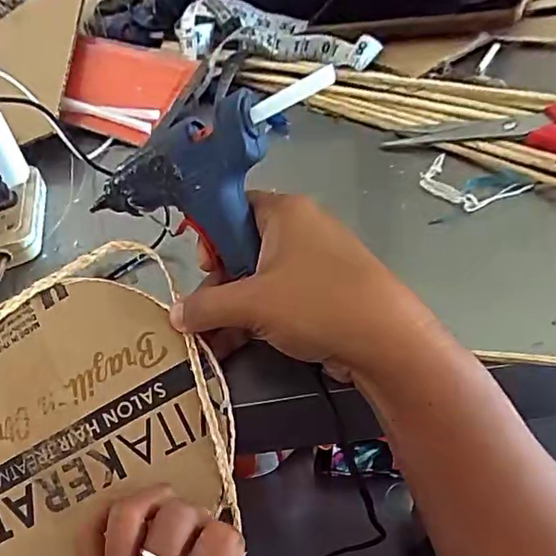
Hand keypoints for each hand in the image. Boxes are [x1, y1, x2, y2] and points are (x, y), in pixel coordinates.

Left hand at [64, 487, 256, 555]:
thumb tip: (236, 554)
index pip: (219, 545)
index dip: (231, 538)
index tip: (227, 553)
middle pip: (176, 520)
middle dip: (199, 515)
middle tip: (201, 535)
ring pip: (129, 515)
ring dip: (156, 498)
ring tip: (171, 502)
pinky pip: (88, 535)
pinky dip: (106, 513)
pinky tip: (132, 514)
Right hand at [168, 191, 451, 382]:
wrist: (381, 341)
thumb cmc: (316, 304)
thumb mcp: (251, 304)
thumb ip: (207, 307)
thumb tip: (175, 314)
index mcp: (284, 213)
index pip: (233, 207)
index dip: (210, 234)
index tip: (202, 268)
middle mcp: (298, 232)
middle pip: (240, 251)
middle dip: (216, 286)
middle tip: (204, 313)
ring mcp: (310, 267)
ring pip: (254, 284)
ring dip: (229, 313)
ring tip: (210, 342)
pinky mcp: (317, 299)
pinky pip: (273, 305)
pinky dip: (251, 323)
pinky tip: (230, 348)